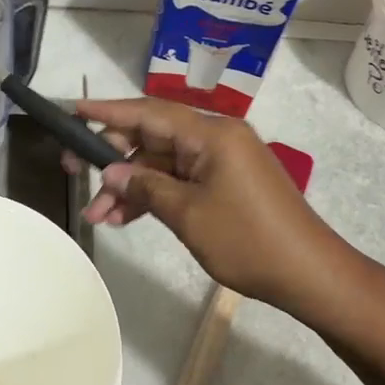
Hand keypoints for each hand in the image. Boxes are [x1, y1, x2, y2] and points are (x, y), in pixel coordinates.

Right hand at [61, 98, 331, 302]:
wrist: (311, 275)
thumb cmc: (249, 241)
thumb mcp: (188, 215)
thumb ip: (145, 187)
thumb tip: (110, 172)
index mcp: (211, 133)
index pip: (148, 112)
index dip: (107, 111)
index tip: (73, 109)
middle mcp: (216, 137)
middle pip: (151, 135)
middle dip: (112, 157)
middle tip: (73, 172)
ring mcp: (222, 160)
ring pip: (161, 161)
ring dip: (130, 185)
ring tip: (97, 215)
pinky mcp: (226, 182)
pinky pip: (179, 178)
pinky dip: (153, 195)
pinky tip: (124, 218)